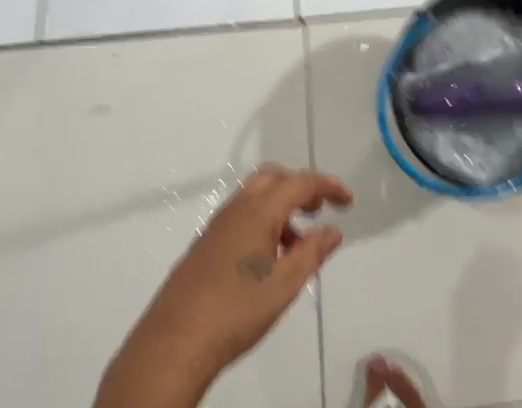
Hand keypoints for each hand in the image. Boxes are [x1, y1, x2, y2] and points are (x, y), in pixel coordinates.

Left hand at [104, 166, 353, 403]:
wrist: (174, 343)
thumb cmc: (236, 312)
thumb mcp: (285, 285)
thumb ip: (312, 253)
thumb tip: (332, 230)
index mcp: (258, 213)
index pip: (299, 183)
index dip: (327, 186)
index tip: (348, 200)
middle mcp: (235, 210)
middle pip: (272, 178)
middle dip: (300, 187)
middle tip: (321, 209)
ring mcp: (215, 226)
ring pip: (254, 197)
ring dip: (280, 206)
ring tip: (297, 242)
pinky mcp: (203, 246)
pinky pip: (240, 215)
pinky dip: (262, 221)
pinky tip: (267, 258)